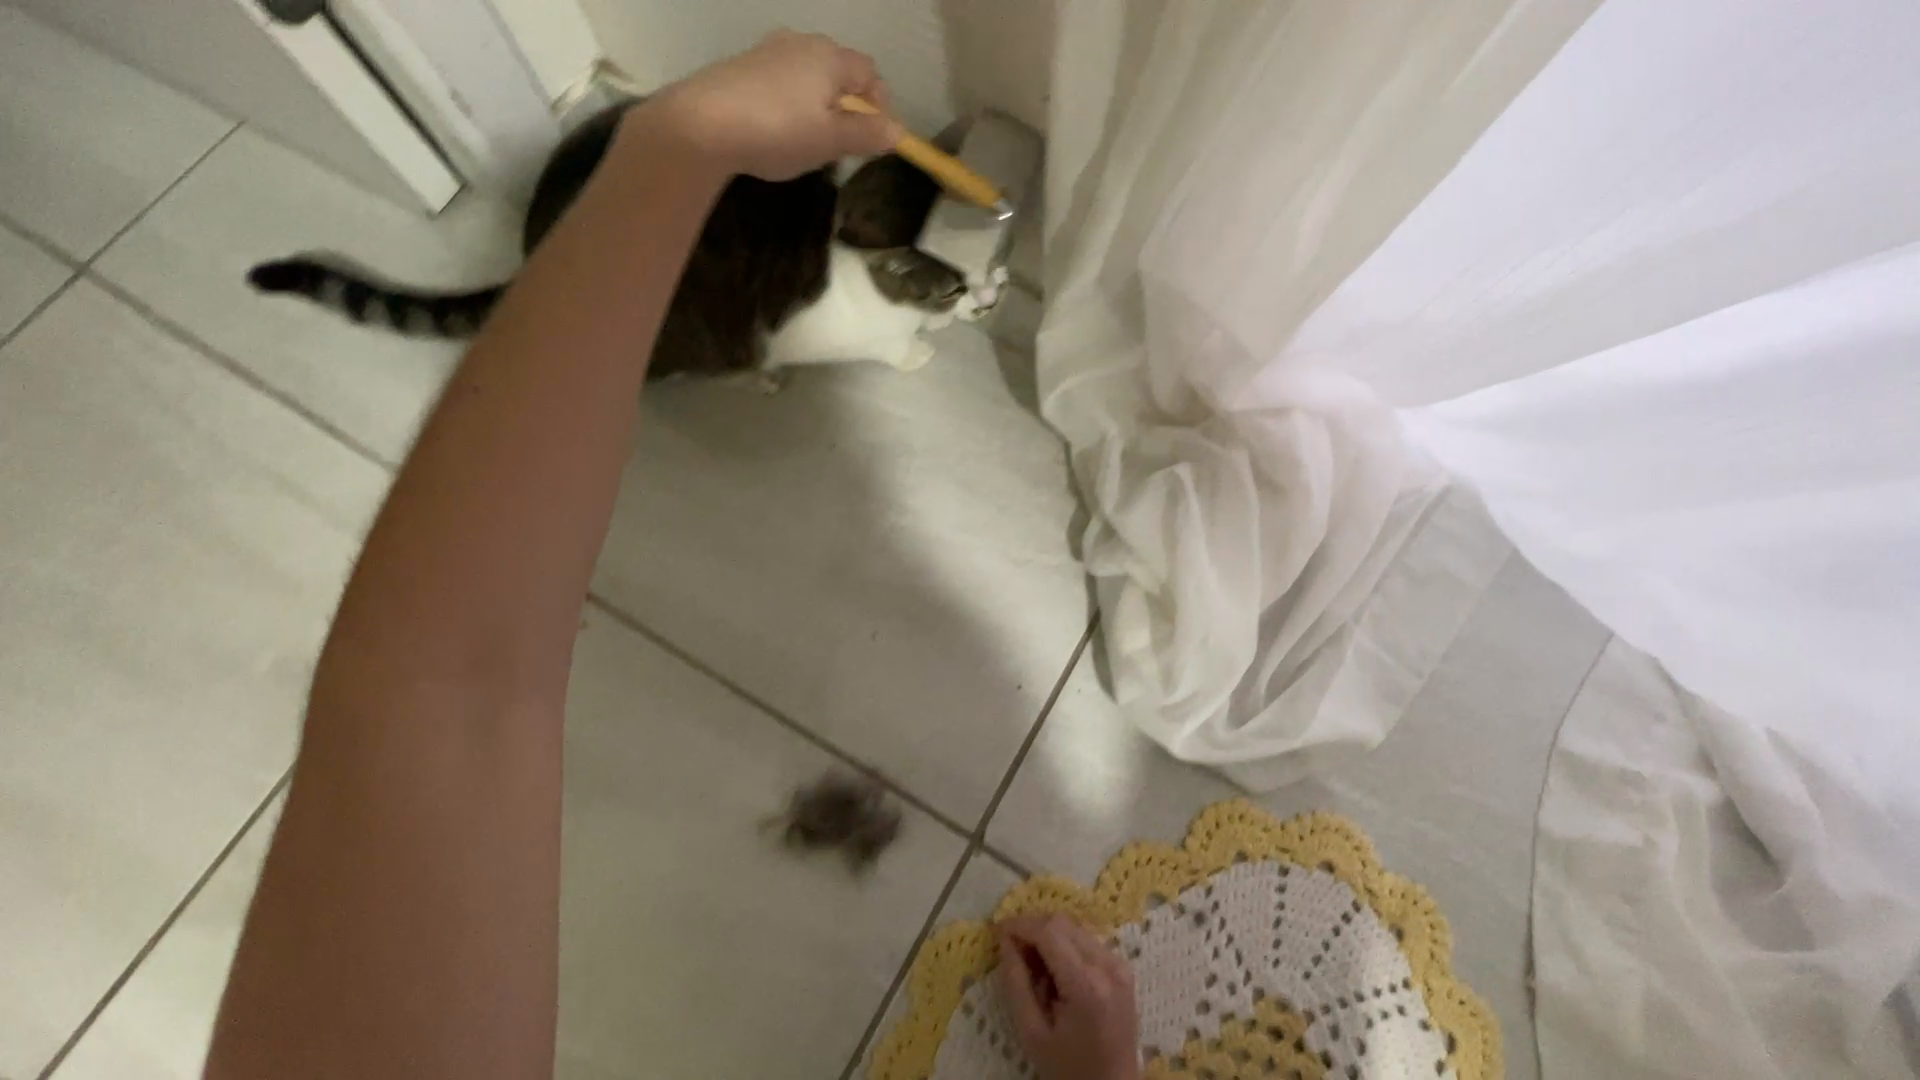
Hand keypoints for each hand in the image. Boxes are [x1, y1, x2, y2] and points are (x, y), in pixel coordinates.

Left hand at [645, 31, 898, 179]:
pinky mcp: (742, 67)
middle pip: (838, 70)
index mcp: (830, 58)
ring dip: (818, 103)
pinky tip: (777, 132)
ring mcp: (767, 51)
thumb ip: (867, 134)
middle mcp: (801, 43)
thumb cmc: (779, 131)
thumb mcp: (830, 141)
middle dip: (849, 102)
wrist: (703, 125)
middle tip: (846, 141)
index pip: (869, 73)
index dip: (880, 104)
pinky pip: (780, 82)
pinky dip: (790, 103)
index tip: (879, 137)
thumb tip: (898, 131)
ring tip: (811, 139)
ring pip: (808, 75)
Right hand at [996, 914, 1141, 1079]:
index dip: (1019, 924)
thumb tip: (1005, 941)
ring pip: (1074, 928)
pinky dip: (1065, 946)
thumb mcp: (1032, 1033)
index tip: (997, 931)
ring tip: (1034, 967)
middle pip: (1062, 923)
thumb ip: (1016, 983)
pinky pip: (1087, 941)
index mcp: (1086, 985)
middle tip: (1012, 950)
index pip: (1048, 932)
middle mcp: (1108, 965)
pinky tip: (1055, 972)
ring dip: (1048, 936)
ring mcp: (1120, 965)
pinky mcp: (1123, 969)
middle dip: (1032, 928)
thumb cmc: (1069, 1069)